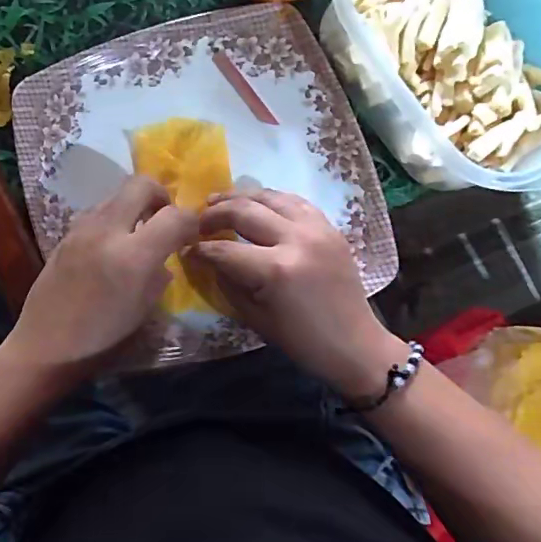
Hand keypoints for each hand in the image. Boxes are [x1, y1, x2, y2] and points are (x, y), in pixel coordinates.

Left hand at [0, 175, 197, 384]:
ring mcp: (81, 229)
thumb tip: (167, 256)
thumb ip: (160, 274)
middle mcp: (106, 231)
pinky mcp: (65, 235)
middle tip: (164, 218)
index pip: (175, 216)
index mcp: (133, 256)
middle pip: (141, 184)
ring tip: (138, 233)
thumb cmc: (102, 339)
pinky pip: (97, 211)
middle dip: (160, 196)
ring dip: (134, 205)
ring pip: (116, 194)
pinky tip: (112, 245)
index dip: (190, 221)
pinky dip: (113, 217)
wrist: (46, 346)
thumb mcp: (145, 310)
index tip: (191, 235)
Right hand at [190, 190, 409, 399]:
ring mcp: (317, 229)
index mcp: (276, 270)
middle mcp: (296, 240)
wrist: (354, 344)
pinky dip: (272, 200)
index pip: (224, 249)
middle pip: (244, 211)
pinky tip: (258, 205)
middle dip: (215, 213)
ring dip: (241, 197)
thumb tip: (205, 258)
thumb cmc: (302, 341)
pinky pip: (295, 202)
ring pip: (270, 196)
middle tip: (198, 221)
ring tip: (221, 201)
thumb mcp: (254, 317)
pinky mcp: (330, 228)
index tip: (186, 249)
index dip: (200, 249)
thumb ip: (227, 282)